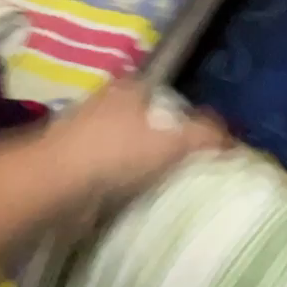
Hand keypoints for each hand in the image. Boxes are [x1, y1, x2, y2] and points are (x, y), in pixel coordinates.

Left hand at [42, 82, 227, 198]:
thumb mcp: (170, 145)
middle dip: (151, 135)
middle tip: (173, 164)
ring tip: (149, 186)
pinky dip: (108, 179)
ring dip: (127, 159)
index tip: (190, 140)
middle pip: (136, 116)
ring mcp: (80, 128)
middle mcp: (103, 100)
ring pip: (114, 140)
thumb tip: (232, 136)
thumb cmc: (115, 154)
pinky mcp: (64, 158)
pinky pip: (96, 166)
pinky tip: (119, 198)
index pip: (159, 92)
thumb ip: (202, 137)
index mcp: (129, 87)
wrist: (53, 183)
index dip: (176, 113)